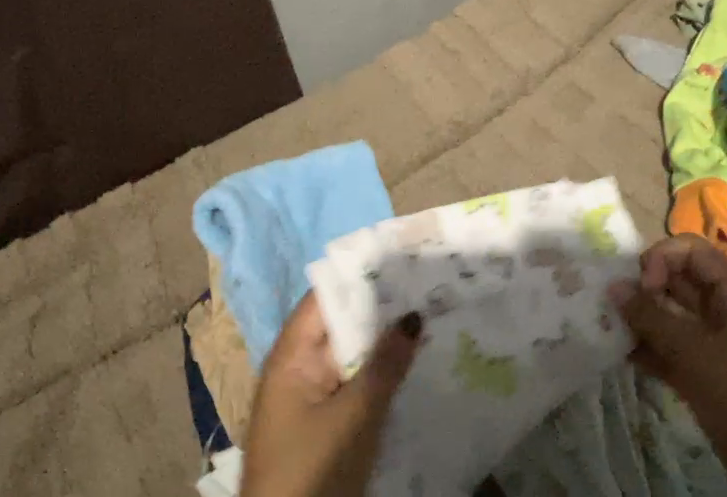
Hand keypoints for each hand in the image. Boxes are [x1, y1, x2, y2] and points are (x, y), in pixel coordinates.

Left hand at [240, 294, 422, 496]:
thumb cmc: (311, 469)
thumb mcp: (354, 415)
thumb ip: (385, 365)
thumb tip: (413, 313)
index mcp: (292, 355)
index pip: (326, 297)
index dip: (362, 276)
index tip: (404, 259)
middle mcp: (298, 368)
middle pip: (342, 325)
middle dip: (382, 309)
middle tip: (432, 287)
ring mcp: (311, 399)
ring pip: (353, 357)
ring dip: (386, 344)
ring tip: (435, 319)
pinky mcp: (325, 427)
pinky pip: (356, 387)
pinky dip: (382, 376)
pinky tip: (417, 369)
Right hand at [611, 235, 726, 496]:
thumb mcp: (695, 351)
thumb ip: (651, 316)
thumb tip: (612, 286)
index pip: (691, 250)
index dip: (661, 257)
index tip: (642, 284)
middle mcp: (725, 308)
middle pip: (678, 280)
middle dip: (643, 287)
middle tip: (608, 303)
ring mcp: (715, 342)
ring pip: (671, 315)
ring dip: (640, 319)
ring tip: (606, 326)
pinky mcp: (705, 373)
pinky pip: (671, 348)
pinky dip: (648, 348)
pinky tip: (619, 353)